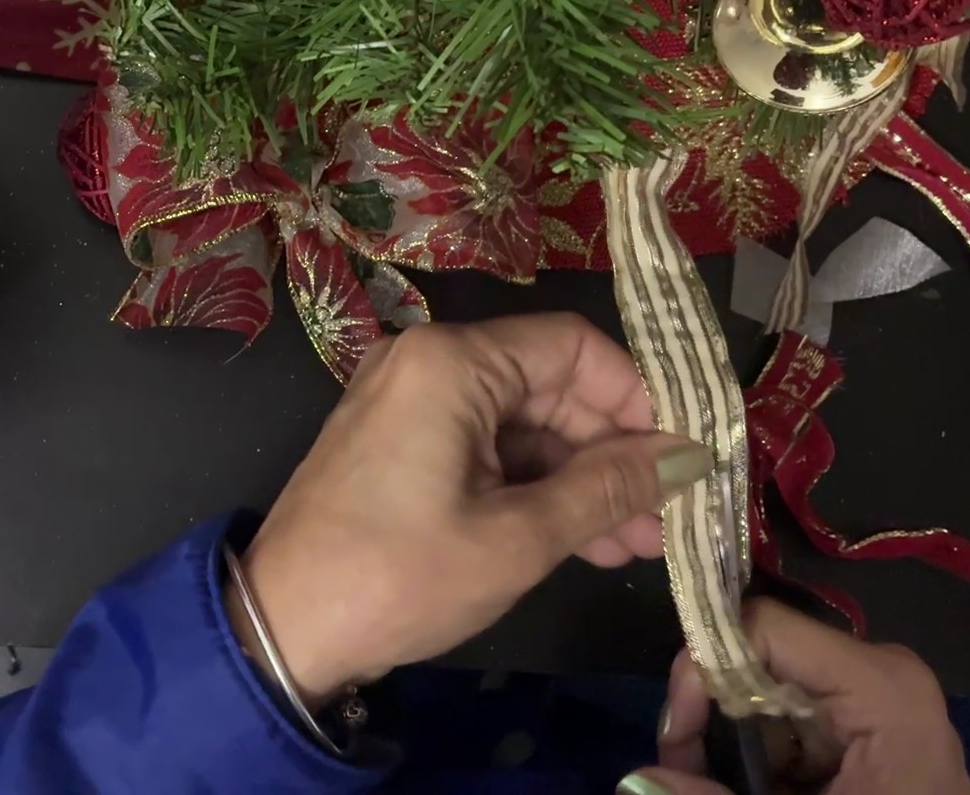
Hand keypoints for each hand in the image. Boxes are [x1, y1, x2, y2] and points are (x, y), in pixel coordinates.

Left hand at [229, 314, 715, 705]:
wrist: (283, 624)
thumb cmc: (401, 575)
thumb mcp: (517, 537)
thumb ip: (607, 488)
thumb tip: (686, 457)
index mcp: (451, 361)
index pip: (571, 346)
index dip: (635, 396)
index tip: (680, 456)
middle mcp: (427, 360)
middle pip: (546, 385)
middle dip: (609, 452)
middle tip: (664, 520)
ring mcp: (409, 397)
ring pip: (517, 421)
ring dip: (574, 477)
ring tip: (632, 545)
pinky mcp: (399, 435)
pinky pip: (481, 443)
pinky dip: (527, 482)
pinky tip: (578, 536)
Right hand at [623, 598, 969, 794]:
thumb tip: (633, 781)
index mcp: (880, 685)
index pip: (760, 625)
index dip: (704, 666)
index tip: (677, 730)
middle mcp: (872, 668)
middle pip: (750, 652)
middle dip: (704, 707)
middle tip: (676, 762)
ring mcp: (865, 688)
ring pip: (754, 678)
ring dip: (716, 728)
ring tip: (695, 777)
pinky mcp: (855, 714)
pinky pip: (776, 704)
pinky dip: (744, 741)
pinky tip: (734, 779)